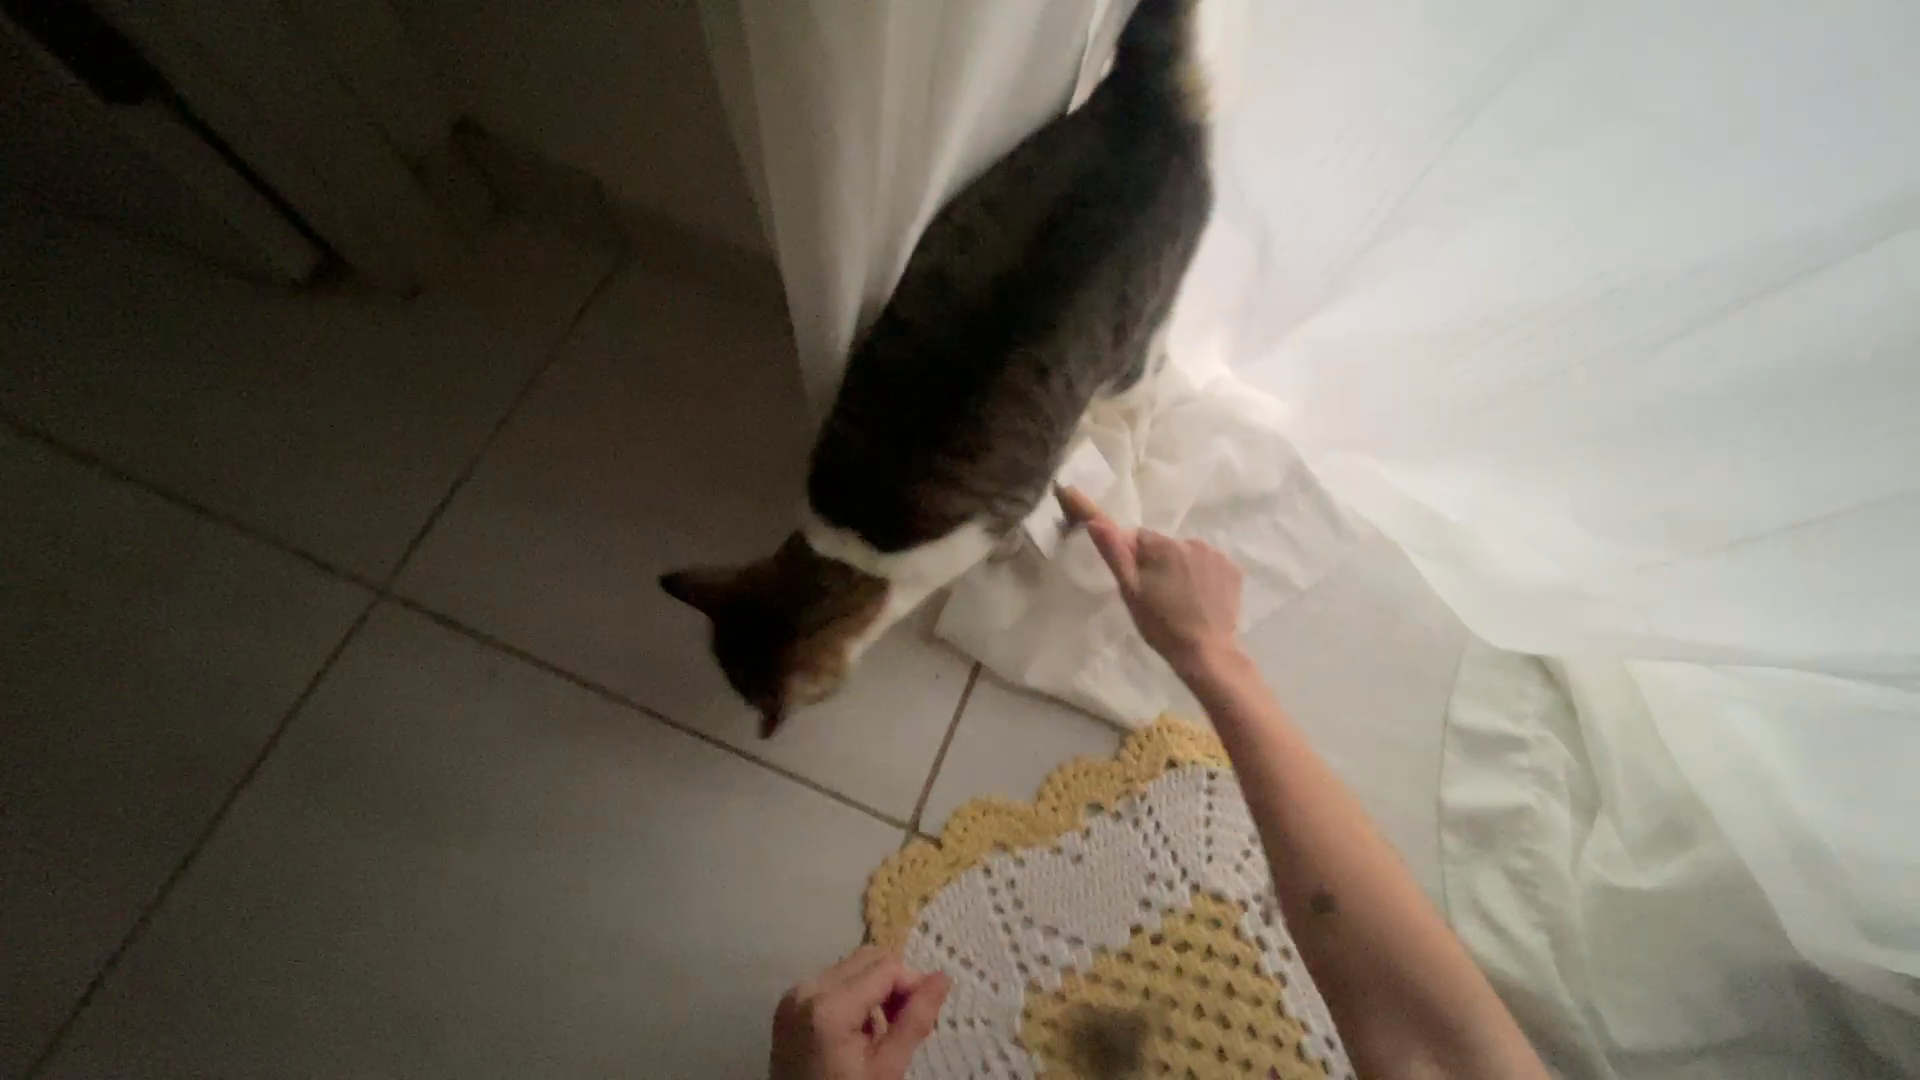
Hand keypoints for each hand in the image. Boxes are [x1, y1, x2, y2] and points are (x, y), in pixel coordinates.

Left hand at [769, 946, 951, 1079]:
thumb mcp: (887, 1069)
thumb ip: (916, 1019)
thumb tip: (944, 977)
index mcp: (829, 1007)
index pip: (887, 967)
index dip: (913, 984)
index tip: (924, 1015)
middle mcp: (807, 989)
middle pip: (869, 959)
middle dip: (894, 984)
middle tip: (903, 1025)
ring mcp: (795, 994)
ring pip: (853, 965)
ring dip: (875, 988)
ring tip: (881, 1031)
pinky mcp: (791, 1001)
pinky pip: (834, 979)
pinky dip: (855, 994)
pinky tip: (858, 1029)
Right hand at [1062, 486, 1243, 677]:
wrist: (1205, 652)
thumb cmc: (1161, 623)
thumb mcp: (1130, 590)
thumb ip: (1114, 552)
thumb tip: (1095, 521)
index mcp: (1163, 545)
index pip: (1139, 537)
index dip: (1134, 559)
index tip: (1137, 583)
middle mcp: (1191, 542)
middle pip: (1165, 545)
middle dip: (1159, 563)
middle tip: (1157, 595)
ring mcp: (1217, 555)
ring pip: (1188, 554)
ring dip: (1181, 568)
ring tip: (1180, 599)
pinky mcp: (1233, 570)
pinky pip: (1209, 564)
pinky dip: (1203, 576)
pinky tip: (1200, 598)